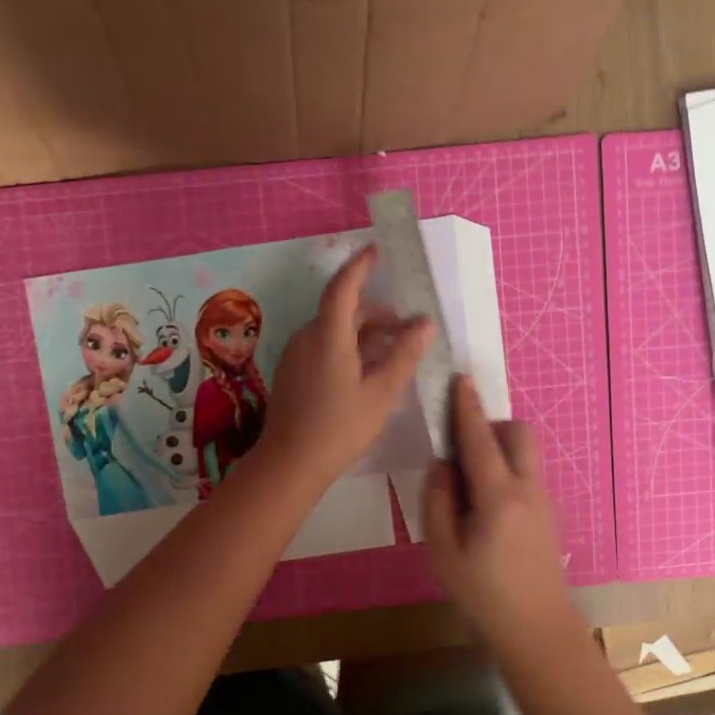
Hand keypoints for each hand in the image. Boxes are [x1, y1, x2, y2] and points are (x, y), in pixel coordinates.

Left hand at [262, 245, 434, 482]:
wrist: (289, 464)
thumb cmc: (339, 428)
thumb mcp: (381, 393)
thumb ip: (404, 355)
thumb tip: (424, 323)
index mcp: (328, 336)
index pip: (343, 287)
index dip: (360, 266)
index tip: (377, 250)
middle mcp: (307, 337)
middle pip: (343, 311)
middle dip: (376, 314)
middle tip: (408, 329)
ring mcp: (295, 355)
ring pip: (333, 331)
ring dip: (364, 334)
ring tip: (393, 354)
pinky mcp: (291, 372)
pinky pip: (322, 347)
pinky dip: (348, 348)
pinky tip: (367, 372)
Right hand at [423, 376, 573, 643]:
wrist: (537, 629)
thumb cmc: (482, 594)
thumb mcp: (443, 551)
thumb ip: (437, 501)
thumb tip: (442, 465)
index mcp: (498, 497)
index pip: (481, 440)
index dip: (468, 408)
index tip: (460, 380)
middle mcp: (528, 490)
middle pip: (519, 433)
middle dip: (492, 424)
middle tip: (463, 445)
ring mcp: (543, 501)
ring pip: (526, 453)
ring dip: (500, 447)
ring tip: (469, 481)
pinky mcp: (548, 515)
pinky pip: (527, 474)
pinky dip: (506, 469)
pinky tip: (484, 504)